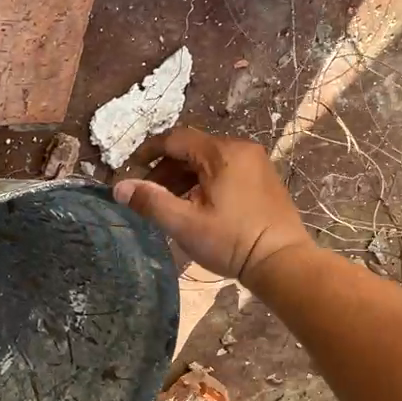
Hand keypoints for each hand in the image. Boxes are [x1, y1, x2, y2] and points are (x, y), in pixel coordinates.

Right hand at [113, 126, 314, 283]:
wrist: (282, 261)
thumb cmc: (231, 240)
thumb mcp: (184, 223)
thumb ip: (149, 201)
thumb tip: (119, 187)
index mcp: (221, 154)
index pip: (175, 139)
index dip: (149, 151)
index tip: (131, 168)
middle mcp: (240, 149)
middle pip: (192, 149)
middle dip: (165, 168)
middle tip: (148, 193)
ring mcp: (255, 163)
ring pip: (207, 160)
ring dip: (183, 176)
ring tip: (169, 202)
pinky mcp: (263, 178)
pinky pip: (224, 169)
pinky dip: (203, 180)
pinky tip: (196, 204)